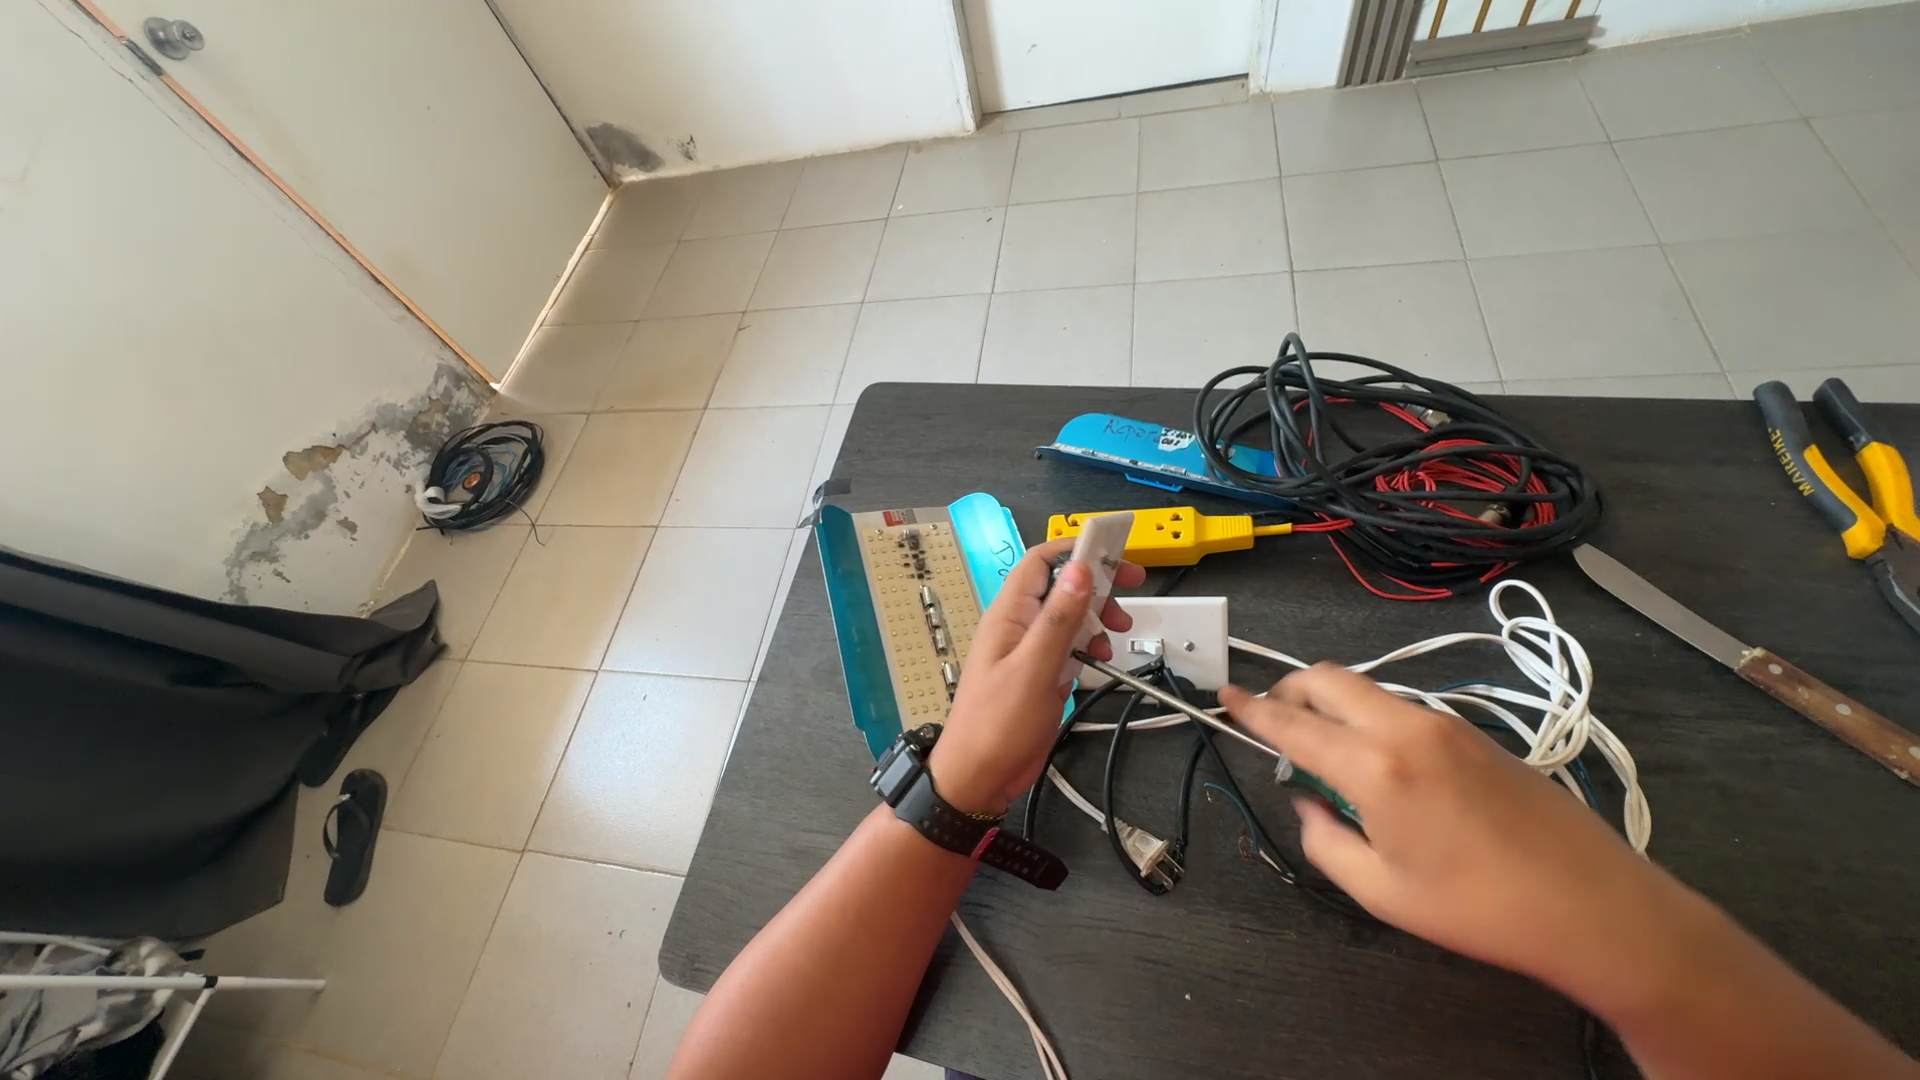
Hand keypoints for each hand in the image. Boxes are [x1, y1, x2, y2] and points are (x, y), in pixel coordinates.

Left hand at [929, 539, 1144, 815]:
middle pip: (1060, 585)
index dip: (1076, 549)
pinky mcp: (1040, 673)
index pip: (1041, 561)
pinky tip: (1101, 659)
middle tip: (1130, 591)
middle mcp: (1018, 625)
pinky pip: (1068, 646)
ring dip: (1097, 617)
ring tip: (1117, 635)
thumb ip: (1058, 619)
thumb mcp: (1033, 668)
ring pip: (1068, 615)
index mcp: (1009, 614)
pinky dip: (1089, 645)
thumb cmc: (998, 724)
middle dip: (1096, 583)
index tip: (1115, 553)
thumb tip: (1079, 568)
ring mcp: (1029, 649)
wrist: (979, 777)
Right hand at [1219, 665, 1672, 991]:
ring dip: (1328, 703)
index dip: (1250, 709)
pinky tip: (1377, 765)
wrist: (1599, 908)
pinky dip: (1364, 716)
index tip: (1223, 696)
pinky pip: (1395, 705)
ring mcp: (1442, 723)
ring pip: (1361, 687)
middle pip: (1324, 678)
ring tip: (1325, 752)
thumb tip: (1308, 803)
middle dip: (1286, 690)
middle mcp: (1404, 727)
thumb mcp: (1381, 890)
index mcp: (1374, 766)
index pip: (1292, 723)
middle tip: (1273, 722)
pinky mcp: (1469, 731)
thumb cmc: (1479, 908)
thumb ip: (1323, 839)